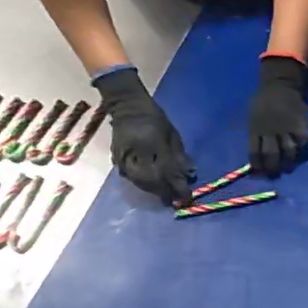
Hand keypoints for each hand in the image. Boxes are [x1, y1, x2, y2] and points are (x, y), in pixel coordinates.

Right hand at [96, 67, 193, 206]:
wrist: (127, 107)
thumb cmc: (154, 118)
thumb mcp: (172, 133)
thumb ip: (180, 156)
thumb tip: (190, 175)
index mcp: (153, 144)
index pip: (168, 172)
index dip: (179, 187)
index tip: (187, 197)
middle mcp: (138, 154)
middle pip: (154, 182)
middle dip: (166, 192)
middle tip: (176, 200)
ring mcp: (125, 158)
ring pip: (142, 183)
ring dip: (155, 191)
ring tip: (165, 195)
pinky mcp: (118, 161)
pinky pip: (132, 178)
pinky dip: (144, 184)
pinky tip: (152, 186)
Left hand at [248, 55, 307, 175]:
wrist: (280, 82)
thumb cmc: (263, 99)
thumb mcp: (252, 116)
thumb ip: (254, 133)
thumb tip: (256, 155)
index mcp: (255, 129)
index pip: (254, 153)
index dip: (257, 166)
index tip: (259, 172)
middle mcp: (270, 131)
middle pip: (272, 156)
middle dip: (273, 169)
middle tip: (275, 174)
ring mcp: (286, 128)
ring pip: (288, 152)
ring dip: (288, 163)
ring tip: (288, 168)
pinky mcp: (299, 125)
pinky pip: (301, 142)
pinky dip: (300, 149)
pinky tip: (298, 152)